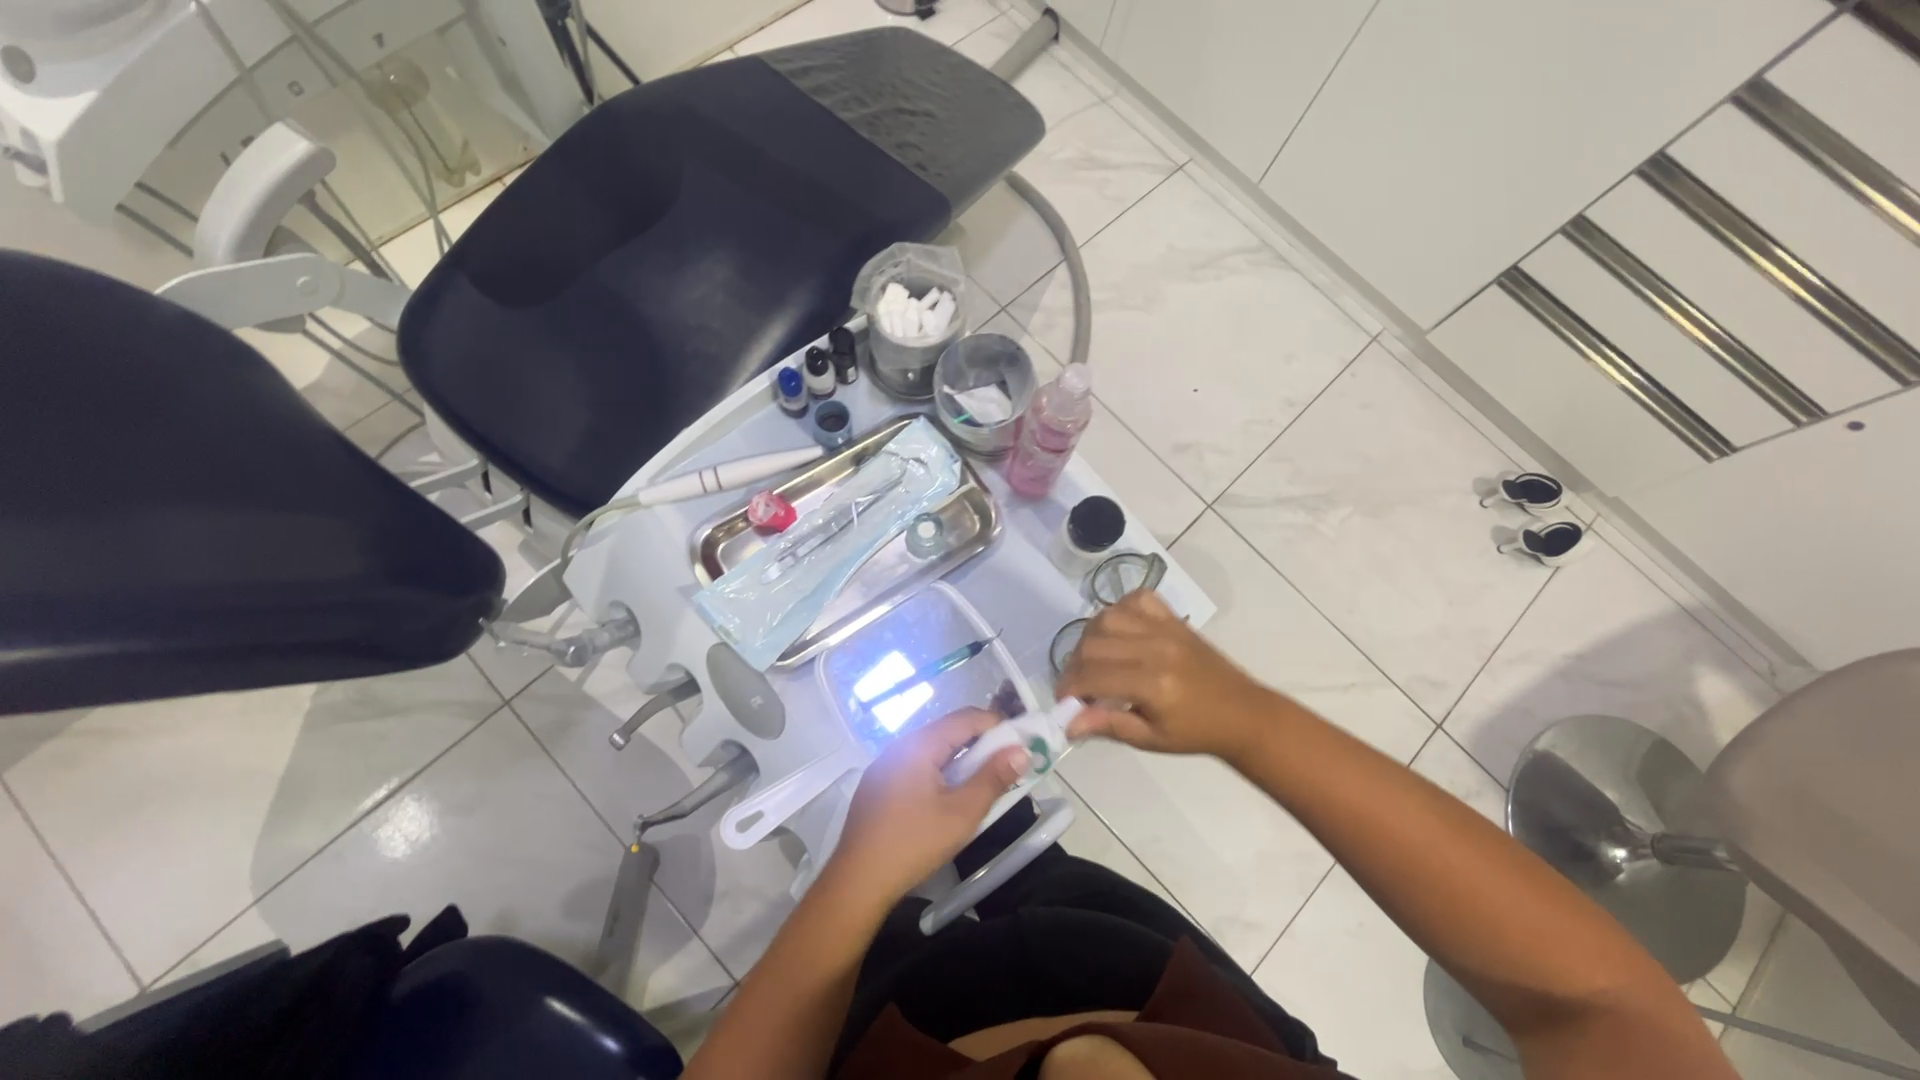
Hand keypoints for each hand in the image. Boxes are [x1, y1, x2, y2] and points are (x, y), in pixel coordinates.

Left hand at [826, 708, 1030, 902]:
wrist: (858, 880)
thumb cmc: (914, 842)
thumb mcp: (962, 812)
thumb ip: (993, 778)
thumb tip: (1021, 750)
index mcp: (918, 745)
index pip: (965, 718)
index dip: (997, 725)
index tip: (1021, 742)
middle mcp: (899, 747)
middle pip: (946, 731)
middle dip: (980, 743)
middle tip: (1006, 764)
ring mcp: (884, 767)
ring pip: (931, 751)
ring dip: (960, 760)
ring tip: (982, 782)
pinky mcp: (877, 788)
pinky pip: (915, 767)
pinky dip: (939, 773)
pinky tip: (947, 798)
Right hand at [1057, 590, 1281, 762]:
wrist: (1242, 713)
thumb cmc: (1195, 732)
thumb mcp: (1151, 738)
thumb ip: (1108, 725)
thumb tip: (1068, 723)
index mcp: (1153, 684)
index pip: (1093, 676)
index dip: (1069, 687)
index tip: (1064, 701)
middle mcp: (1156, 648)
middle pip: (1093, 643)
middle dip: (1075, 665)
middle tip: (1079, 686)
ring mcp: (1166, 628)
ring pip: (1108, 617)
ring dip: (1091, 638)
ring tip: (1094, 660)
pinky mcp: (1174, 619)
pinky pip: (1137, 599)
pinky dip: (1119, 610)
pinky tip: (1117, 632)